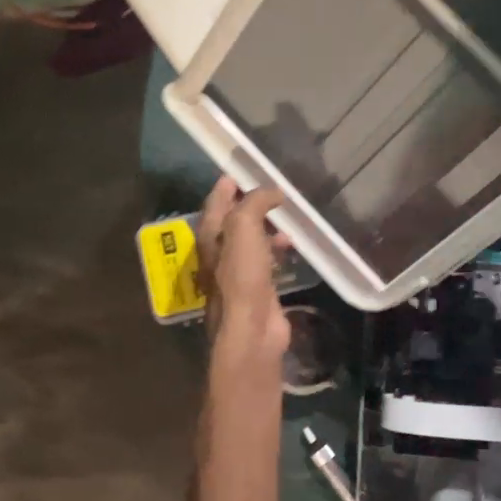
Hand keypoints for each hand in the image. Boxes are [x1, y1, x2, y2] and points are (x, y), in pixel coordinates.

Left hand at [196, 178, 290, 369]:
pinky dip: (277, 248)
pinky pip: (266, 259)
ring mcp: (238, 272)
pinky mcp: (257, 288)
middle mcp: (219, 252)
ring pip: (251, 240)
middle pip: (233, 220)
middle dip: (250, 204)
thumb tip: (271, 191)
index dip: (227, 185)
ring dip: (266, 226)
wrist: (251, 330)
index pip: (215, 202)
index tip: (242, 171)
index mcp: (209, 236)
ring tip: (287, 215)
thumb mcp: (243, 228)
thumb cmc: (242, 276)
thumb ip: (254, 203)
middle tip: (271, 191)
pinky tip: (291, 245)